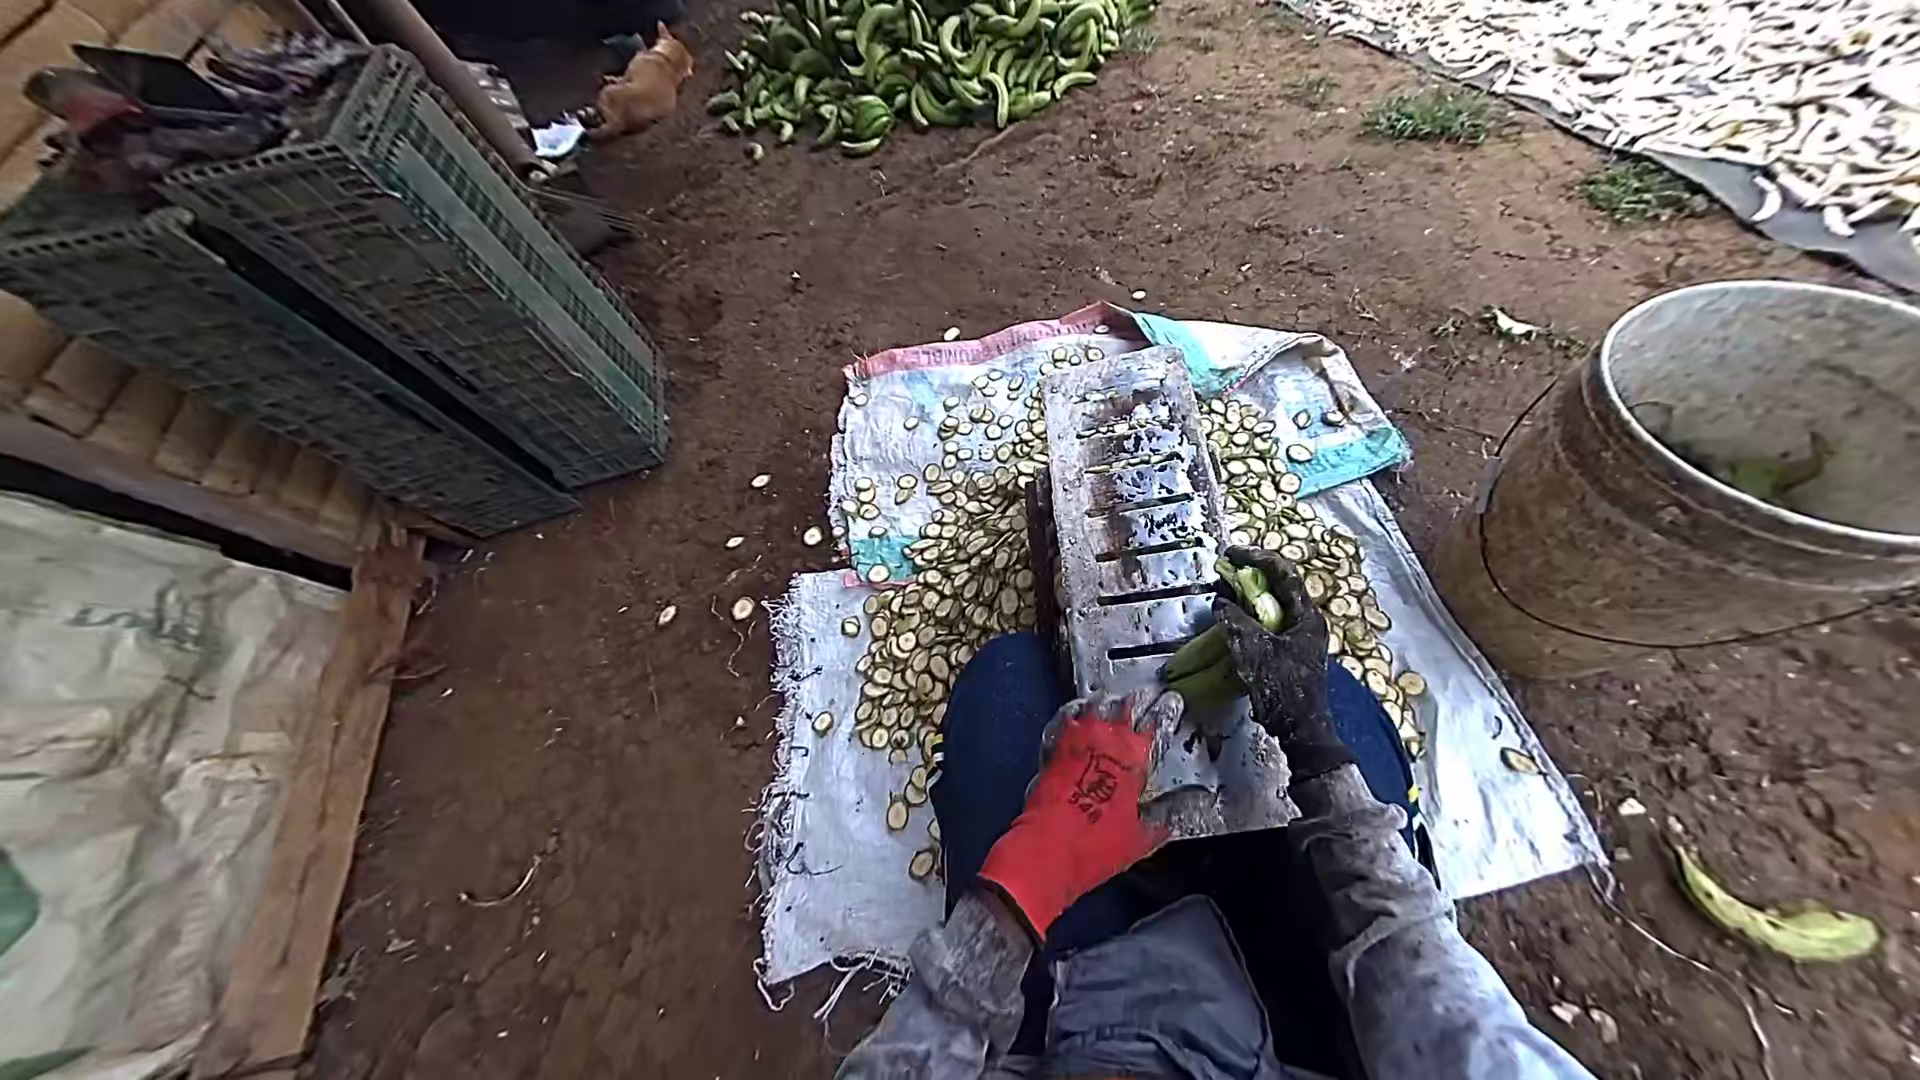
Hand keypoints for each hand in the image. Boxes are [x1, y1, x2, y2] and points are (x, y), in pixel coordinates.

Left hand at [977, 688, 1184, 938]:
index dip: (1164, 710)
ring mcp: (1076, 739)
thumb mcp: (1141, 839)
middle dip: (1134, 700)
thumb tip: (1176, 816)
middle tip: (1141, 696)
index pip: (1155, 722)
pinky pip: (1067, 719)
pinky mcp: (1054, 746)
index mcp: (1134, 757)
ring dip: (1103, 703)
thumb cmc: (1096, 845)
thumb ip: (1162, 820)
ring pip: (1093, 705)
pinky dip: (1075, 715)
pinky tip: (1077, 717)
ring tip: (1110, 702)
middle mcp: (1106, 740)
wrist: (1049, 847)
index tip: (1170, 702)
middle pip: (1123, 705)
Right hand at [1213, 546, 1355, 781]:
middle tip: (1225, 566)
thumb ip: (1235, 621)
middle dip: (1251, 574)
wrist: (1299, 728)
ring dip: (1246, 593)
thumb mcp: (1254, 650)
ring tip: (1223, 586)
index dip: (1257, 559)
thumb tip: (1220, 602)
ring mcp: (1295, 636)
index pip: (1284, 574)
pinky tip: (1229, 615)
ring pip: (1270, 604)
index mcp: (1306, 617)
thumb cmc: (1282, 687)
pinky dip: (1246, 612)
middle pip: (1278, 586)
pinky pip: (1264, 621)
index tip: (1231, 554)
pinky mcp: (1284, 650)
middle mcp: (1304, 622)